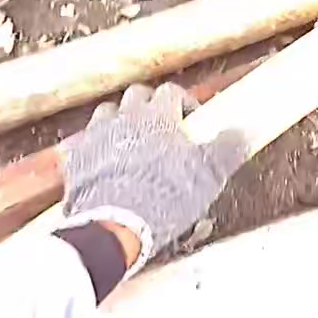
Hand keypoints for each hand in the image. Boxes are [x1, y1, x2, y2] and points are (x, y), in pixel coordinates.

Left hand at [59, 83, 247, 263]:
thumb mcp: (210, 174)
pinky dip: (94, 146)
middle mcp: (126, 116)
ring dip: (120, 120)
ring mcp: (96, 135)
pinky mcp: (75, 159)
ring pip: (107, 112)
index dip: (183, 102)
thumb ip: (228, 148)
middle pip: (136, 95)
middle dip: (148, 105)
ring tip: (132, 141)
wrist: (116, 225)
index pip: (171, 91)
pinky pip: (82, 142)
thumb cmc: (167, 194)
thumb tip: (242, 132)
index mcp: (159, 114)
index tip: (192, 121)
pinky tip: (103, 161)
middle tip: (161, 127)